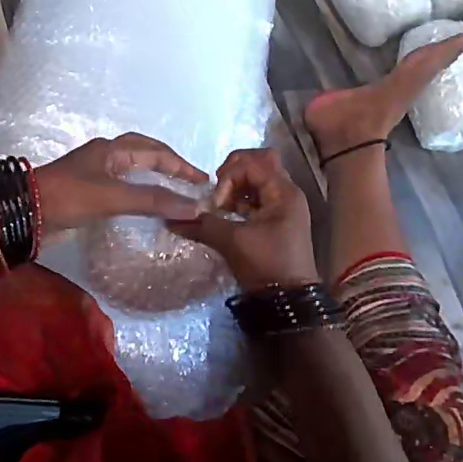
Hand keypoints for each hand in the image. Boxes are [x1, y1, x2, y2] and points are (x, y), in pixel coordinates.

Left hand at [34, 133, 207, 230]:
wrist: (25, 214)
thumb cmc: (68, 196)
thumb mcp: (113, 196)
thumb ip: (152, 200)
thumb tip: (193, 207)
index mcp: (112, 149)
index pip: (156, 151)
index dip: (181, 165)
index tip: (203, 181)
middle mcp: (106, 156)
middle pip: (146, 153)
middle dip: (170, 165)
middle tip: (192, 181)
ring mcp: (96, 174)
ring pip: (134, 170)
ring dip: (156, 177)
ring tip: (176, 191)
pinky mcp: (89, 193)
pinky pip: (124, 187)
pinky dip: (142, 192)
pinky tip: (148, 204)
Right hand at [167, 149, 319, 288]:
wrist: (289, 299)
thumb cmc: (267, 264)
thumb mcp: (233, 242)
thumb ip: (204, 225)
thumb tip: (172, 219)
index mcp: (283, 192)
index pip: (253, 163)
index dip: (229, 177)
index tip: (217, 203)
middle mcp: (287, 193)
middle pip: (260, 162)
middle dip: (234, 171)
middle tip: (218, 189)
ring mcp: (283, 206)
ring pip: (258, 179)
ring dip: (236, 186)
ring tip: (219, 205)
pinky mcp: (277, 219)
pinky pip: (257, 197)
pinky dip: (240, 200)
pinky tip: (225, 214)